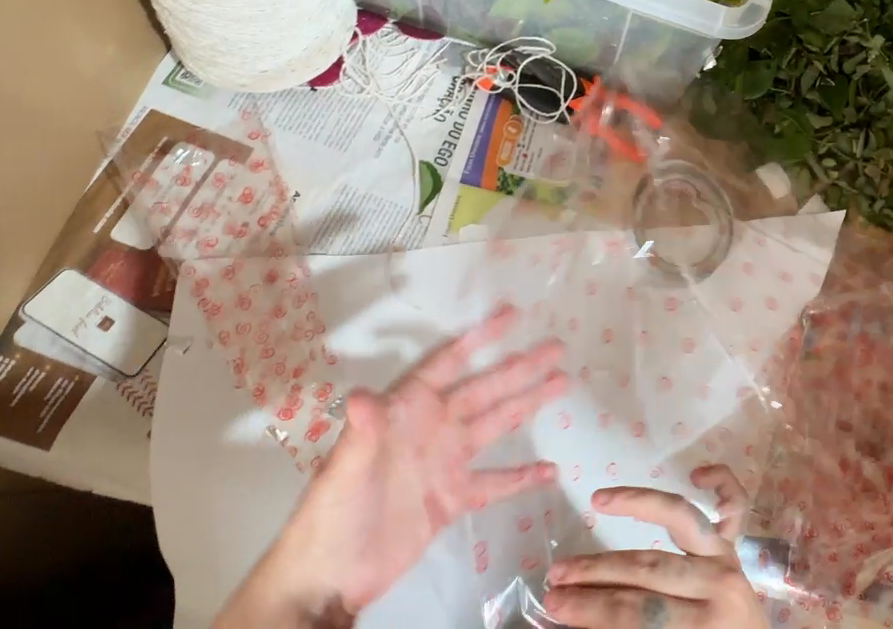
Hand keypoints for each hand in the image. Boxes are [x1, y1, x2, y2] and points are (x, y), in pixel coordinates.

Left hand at [216, 305, 568, 627]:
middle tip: (557, 347)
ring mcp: (445, 463)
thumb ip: (361, 435)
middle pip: (484, 389)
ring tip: (563, 384)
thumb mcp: (344, 472)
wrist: (328, 578)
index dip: (479, 338)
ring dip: (529, 404)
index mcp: (407, 411)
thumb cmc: (330, 515)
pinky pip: (494, 483)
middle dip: (521, 367)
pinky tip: (550, 471)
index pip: (448, 364)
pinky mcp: (452, 499)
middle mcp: (432, 428)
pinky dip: (522, 477)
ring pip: (497, 426)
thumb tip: (362, 396)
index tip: (512, 315)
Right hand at [544, 466, 769, 628]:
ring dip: (634, 505)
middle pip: (648, 568)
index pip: (635, 612)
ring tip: (598, 499)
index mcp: (702, 626)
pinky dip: (721, 481)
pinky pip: (735, 506)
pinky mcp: (735, 549)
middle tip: (556, 573)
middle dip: (596, 571)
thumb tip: (572, 620)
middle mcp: (718, 584)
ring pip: (679, 520)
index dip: (590, 607)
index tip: (553, 602)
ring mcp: (728, 560)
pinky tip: (697, 472)